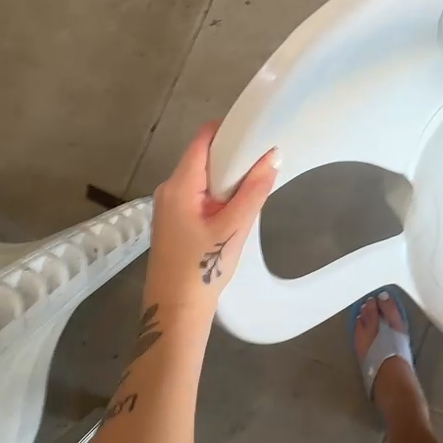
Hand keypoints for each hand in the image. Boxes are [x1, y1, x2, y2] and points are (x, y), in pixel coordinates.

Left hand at [144, 121, 278, 329]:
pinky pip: (198, 192)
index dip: (229, 128)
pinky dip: (219, 191)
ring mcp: (169, 205)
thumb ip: (255, 189)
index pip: (203, 139)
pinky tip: (238, 203)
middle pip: (203, 155)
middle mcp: (170, 189)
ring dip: (227, 175)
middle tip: (264, 157)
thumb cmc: (202, 268)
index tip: (258, 130)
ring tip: (256, 179)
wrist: (175, 314)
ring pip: (202, 175)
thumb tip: (273, 155)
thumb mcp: (234, 227)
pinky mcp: (174, 220)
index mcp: (180, 185)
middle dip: (233, 153)